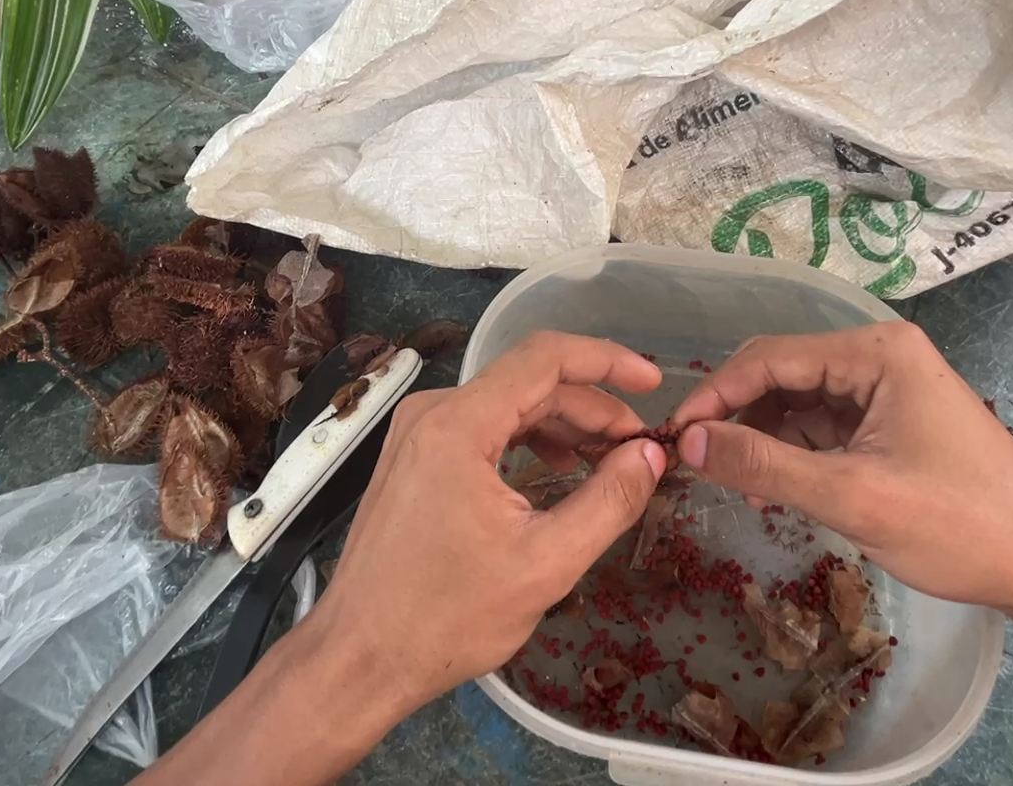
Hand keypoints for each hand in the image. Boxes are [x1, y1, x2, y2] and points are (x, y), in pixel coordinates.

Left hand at [313, 332, 668, 713]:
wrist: (359, 655)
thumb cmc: (447, 616)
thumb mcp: (545, 564)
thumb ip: (608, 501)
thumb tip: (650, 455)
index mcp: (460, 423)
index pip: (544, 358)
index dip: (606, 360)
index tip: (654, 381)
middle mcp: (434, 410)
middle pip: (529, 382)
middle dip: (592, 407)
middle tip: (639, 446)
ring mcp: (419, 430)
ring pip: (509, 403)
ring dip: (564, 424)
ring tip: (608, 460)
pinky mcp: (416, 453)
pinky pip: (484, 426)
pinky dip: (529, 438)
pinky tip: (559, 467)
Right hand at [669, 321, 1012, 614]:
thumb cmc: (960, 528)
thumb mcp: (851, 497)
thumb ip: (764, 464)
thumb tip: (688, 442)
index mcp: (876, 352)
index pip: (770, 357)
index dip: (715, 394)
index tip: (675, 435)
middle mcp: (878, 355)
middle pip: (781, 372)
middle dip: (736, 414)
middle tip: (697, 459)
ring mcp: (884, 386)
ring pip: (796, 399)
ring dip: (761, 435)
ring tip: (735, 480)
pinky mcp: (887, 418)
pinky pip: (820, 422)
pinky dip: (790, 449)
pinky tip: (772, 483)